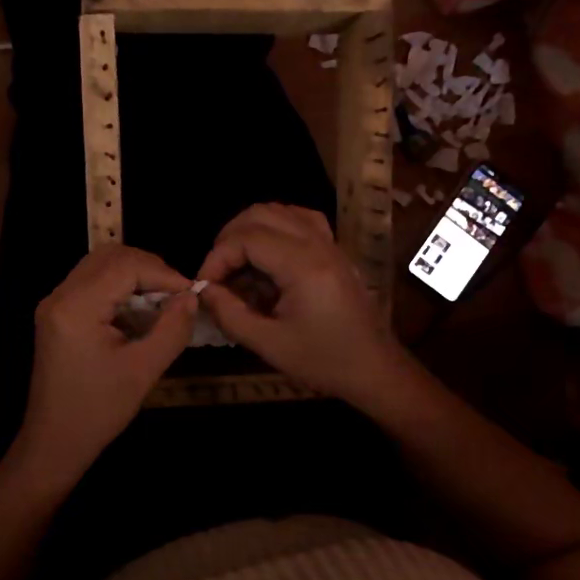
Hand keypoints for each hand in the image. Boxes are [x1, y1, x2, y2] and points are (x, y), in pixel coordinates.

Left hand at [16, 245, 196, 479]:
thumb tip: (192, 296)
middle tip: (178, 294)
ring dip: (136, 274)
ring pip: (102, 265)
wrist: (55, 443)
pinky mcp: (58, 313)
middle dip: (150, 268)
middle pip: (111, 256)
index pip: (125, 266)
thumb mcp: (144, 371)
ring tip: (164, 300)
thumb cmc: (98, 411)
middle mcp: (60, 296)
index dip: (163, 273)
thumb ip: (172, 328)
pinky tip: (141, 310)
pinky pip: (93, 282)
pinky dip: (121, 286)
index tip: (191, 293)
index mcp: (76, 308)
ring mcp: (55, 303)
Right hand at [196, 204, 409, 403]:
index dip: (217, 258)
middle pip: (261, 213)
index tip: (206, 286)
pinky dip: (277, 227)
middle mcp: (318, 244)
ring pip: (281, 210)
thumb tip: (204, 291)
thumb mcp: (270, 345)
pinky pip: (301, 220)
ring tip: (237, 264)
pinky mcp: (335, 250)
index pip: (247, 238)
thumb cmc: (324, 361)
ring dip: (251, 229)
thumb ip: (231, 314)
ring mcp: (330, 243)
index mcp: (303, 265)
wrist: (375, 368)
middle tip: (217, 273)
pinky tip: (267, 256)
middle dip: (229, 239)